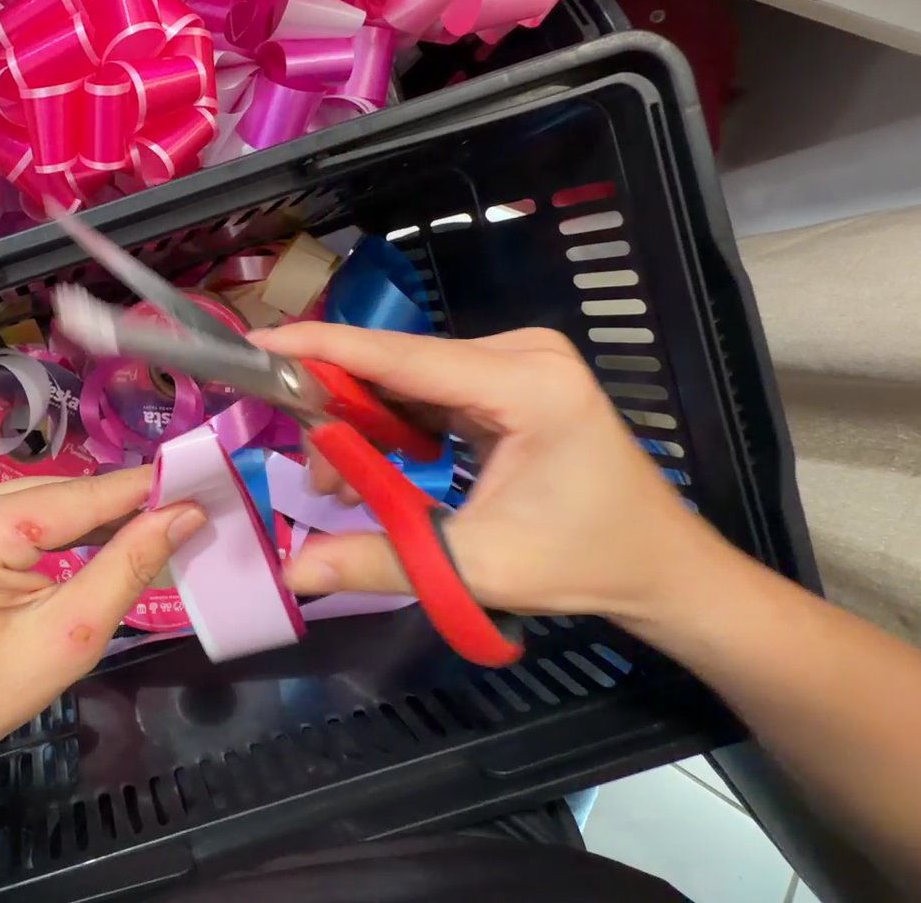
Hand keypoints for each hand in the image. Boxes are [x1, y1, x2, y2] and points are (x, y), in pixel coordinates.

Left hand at [0, 469, 205, 782]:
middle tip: (183, 511)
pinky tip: (94, 533)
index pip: (78, 497)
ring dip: (89, 514)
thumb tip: (184, 513)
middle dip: (117, 507)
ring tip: (149, 522)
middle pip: (58, 494)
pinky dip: (55, 521)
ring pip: (41, 496)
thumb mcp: (72, 636)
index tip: (199, 479)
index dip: (143, 489)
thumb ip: (129, 566)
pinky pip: (16, 505)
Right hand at [250, 324, 725, 623]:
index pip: (398, 356)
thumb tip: (292, 572)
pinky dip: (384, 424)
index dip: (320, 349)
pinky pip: (419, 387)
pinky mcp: (503, 377)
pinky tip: (374, 466)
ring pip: (398, 376)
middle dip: (336, 412)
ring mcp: (513, 360)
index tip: (256, 348)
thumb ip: (380, 562)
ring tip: (344, 485)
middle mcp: (518, 353)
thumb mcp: (479, 568)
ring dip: (357, 423)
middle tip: (316, 477)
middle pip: (392, 364)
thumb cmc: (587, 563)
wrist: (664, 569)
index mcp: (525, 384)